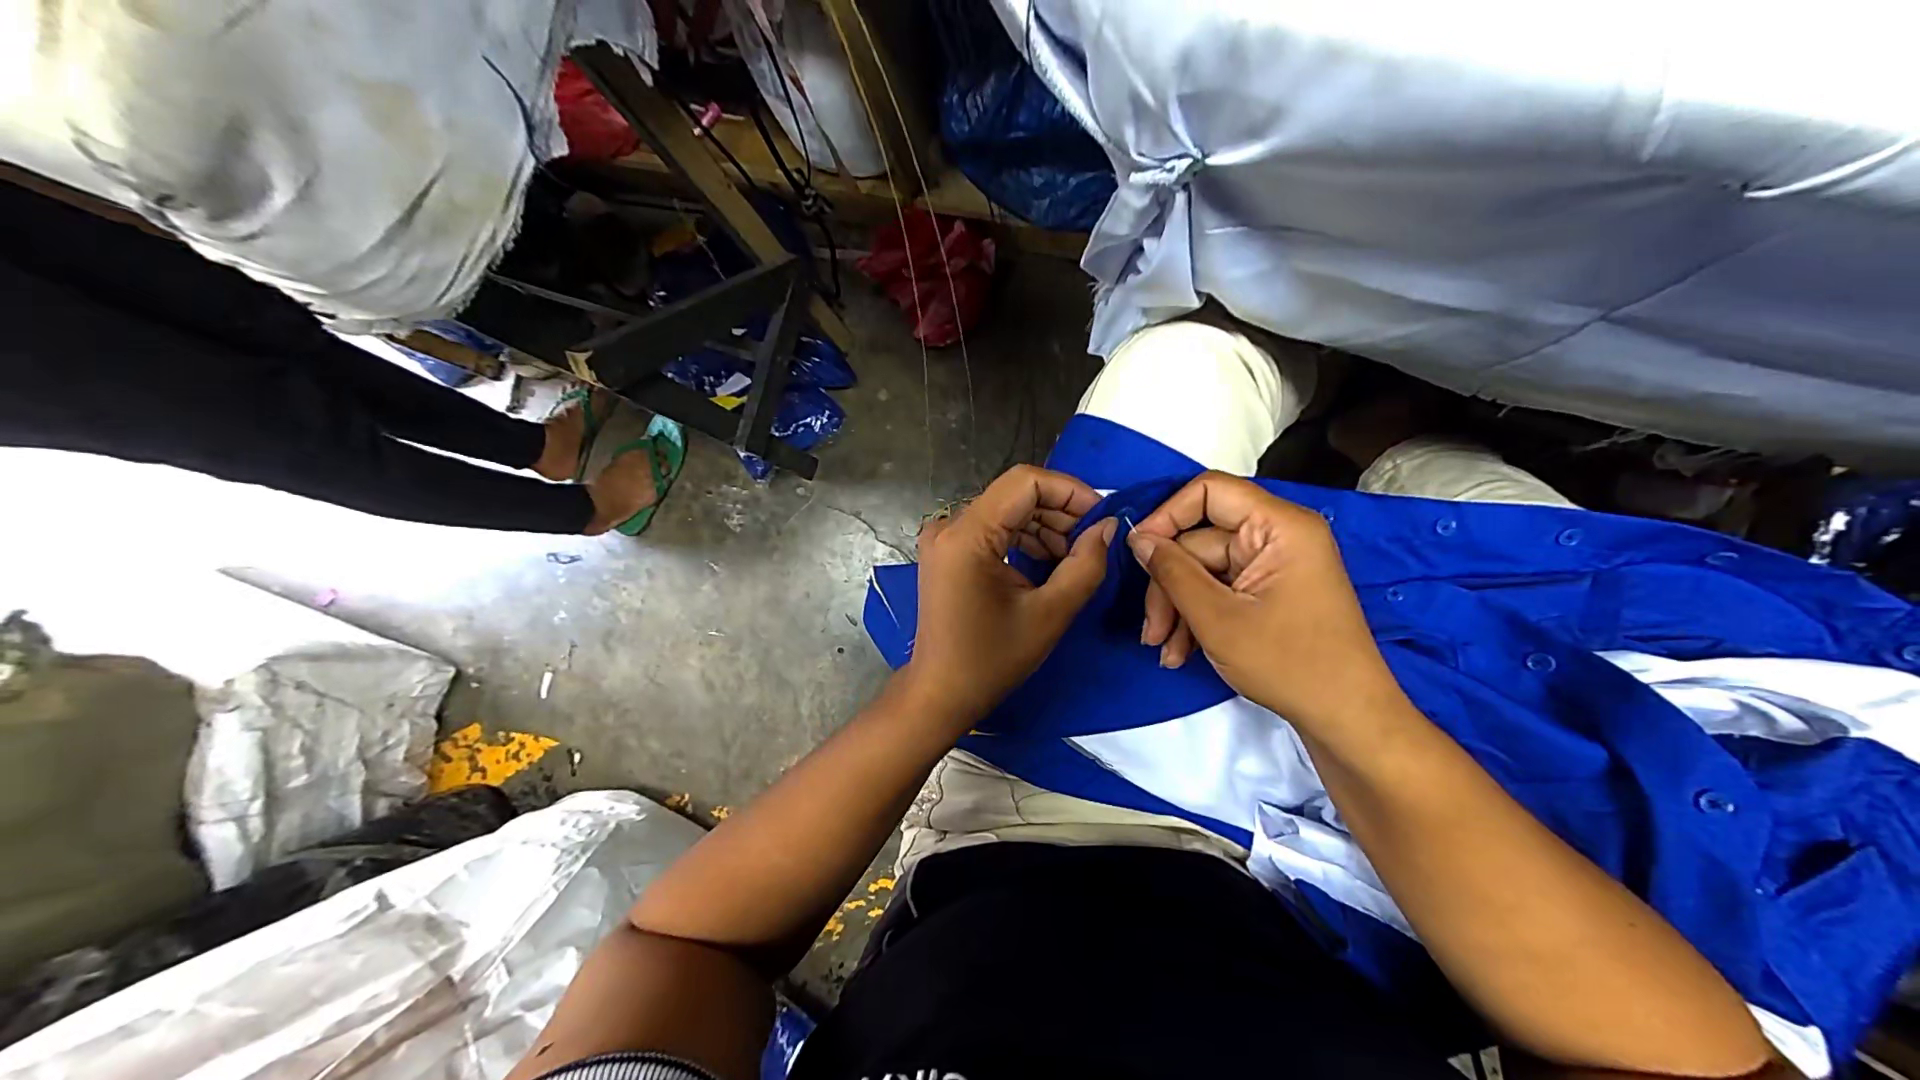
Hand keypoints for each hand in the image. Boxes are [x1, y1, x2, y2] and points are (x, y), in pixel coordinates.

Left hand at [908, 465, 1116, 722]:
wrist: (942, 691)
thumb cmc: (992, 660)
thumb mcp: (1050, 614)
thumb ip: (1085, 564)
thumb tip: (1107, 525)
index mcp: (968, 535)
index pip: (1025, 482)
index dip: (1070, 491)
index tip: (1101, 517)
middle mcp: (949, 526)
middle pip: (1016, 494)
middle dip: (1060, 511)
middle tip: (1092, 542)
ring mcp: (945, 538)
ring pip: (1007, 509)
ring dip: (1045, 525)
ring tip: (1073, 557)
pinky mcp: (948, 551)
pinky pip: (993, 527)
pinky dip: (1024, 537)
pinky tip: (1048, 562)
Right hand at [1126, 471, 1397, 724]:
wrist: (1345, 717)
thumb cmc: (1289, 664)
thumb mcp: (1217, 618)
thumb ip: (1172, 571)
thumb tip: (1138, 538)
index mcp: (1279, 526)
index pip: (1209, 491)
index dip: (1167, 515)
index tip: (1137, 551)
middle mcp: (1277, 536)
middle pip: (1199, 540)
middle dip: (1168, 585)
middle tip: (1151, 629)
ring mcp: (1272, 565)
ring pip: (1202, 569)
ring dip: (1177, 607)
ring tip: (1165, 649)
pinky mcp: (1268, 590)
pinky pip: (1218, 589)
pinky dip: (1196, 615)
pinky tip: (1181, 650)